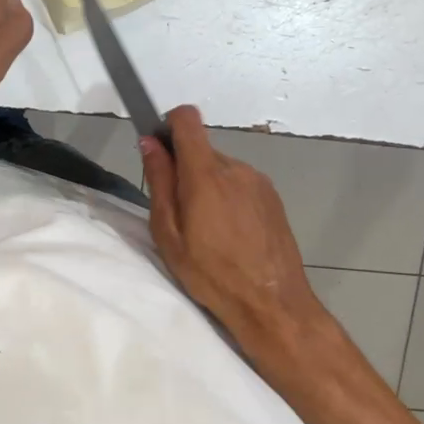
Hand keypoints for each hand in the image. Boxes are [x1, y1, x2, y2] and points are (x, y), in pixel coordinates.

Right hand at [140, 106, 325, 342]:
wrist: (272, 303)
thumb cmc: (211, 272)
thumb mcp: (169, 232)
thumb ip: (160, 181)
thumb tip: (149, 142)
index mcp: (205, 173)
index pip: (187, 120)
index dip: (169, 125)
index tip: (159, 150)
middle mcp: (235, 168)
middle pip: (201, 150)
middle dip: (185, 170)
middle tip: (180, 212)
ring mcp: (258, 181)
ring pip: (221, 169)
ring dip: (208, 186)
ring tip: (208, 229)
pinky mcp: (273, 197)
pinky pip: (240, 183)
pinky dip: (229, 197)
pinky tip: (230, 233)